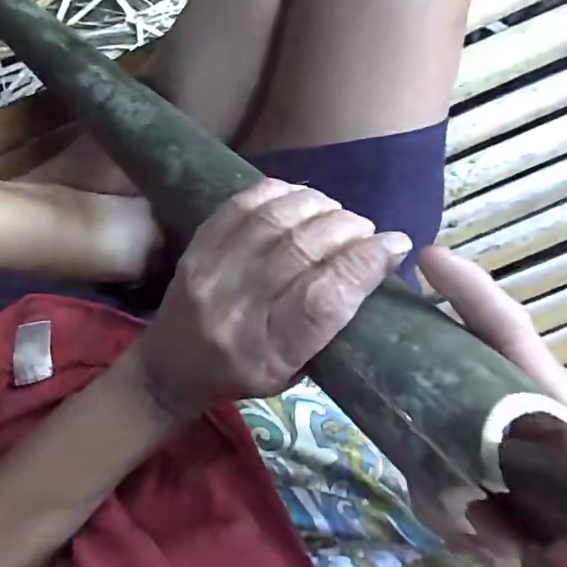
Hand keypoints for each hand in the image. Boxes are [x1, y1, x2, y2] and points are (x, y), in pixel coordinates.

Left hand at [130, 179, 410, 417]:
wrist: (171, 368)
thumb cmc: (246, 374)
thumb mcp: (297, 368)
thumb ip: (332, 318)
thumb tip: (379, 258)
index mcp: (269, 352)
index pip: (325, 298)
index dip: (366, 263)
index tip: (395, 244)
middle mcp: (237, 311)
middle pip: (303, 250)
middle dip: (348, 229)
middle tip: (366, 230)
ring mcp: (211, 273)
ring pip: (276, 219)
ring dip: (320, 206)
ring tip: (338, 213)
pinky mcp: (198, 246)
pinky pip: (244, 203)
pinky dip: (283, 192)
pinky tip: (304, 197)